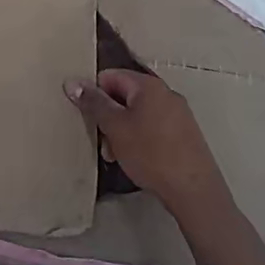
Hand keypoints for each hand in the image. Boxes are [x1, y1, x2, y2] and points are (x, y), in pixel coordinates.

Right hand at [65, 69, 232, 221]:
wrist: (193, 189)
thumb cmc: (150, 153)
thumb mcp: (115, 127)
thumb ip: (93, 103)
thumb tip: (72, 81)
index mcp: (149, 85)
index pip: (110, 76)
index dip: (94, 94)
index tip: (88, 117)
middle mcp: (166, 93)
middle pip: (125, 95)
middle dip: (108, 117)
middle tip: (102, 142)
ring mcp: (178, 114)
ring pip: (138, 114)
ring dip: (121, 131)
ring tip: (116, 155)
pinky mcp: (184, 134)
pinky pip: (153, 127)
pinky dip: (139, 138)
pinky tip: (136, 160)